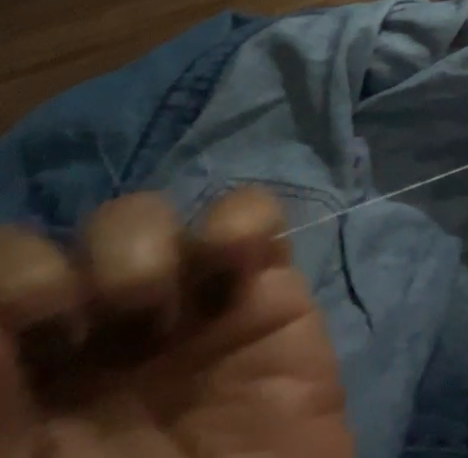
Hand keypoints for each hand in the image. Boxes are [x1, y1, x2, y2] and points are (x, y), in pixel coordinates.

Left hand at [1, 189, 350, 457]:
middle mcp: (72, 331)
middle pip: (37, 242)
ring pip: (137, 214)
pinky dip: (239, 221)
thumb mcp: (8, 455)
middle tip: (67, 336)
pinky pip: (250, 212)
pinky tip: (234, 270)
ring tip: (154, 314)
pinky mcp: (264, 288)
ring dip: (136, 249)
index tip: (10, 340)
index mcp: (4, 376)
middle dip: (40, 275)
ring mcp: (176, 303)